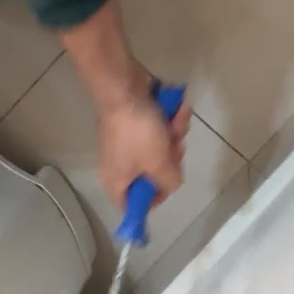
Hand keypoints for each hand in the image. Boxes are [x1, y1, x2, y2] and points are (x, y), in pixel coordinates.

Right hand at [96, 88, 189, 207]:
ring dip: (175, 134)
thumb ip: (170, 181)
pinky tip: (177, 109)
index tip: (169, 186)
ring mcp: (129, 141)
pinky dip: (170, 120)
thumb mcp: (159, 163)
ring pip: (161, 148)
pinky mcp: (138, 122)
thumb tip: (172, 184)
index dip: (151, 200)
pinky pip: (159, 129)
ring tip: (176, 121)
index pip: (131, 205)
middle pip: (153, 174)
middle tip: (176, 146)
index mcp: (116, 180)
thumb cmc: (138, 132)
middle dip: (171, 157)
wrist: (124, 88)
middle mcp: (120, 164)